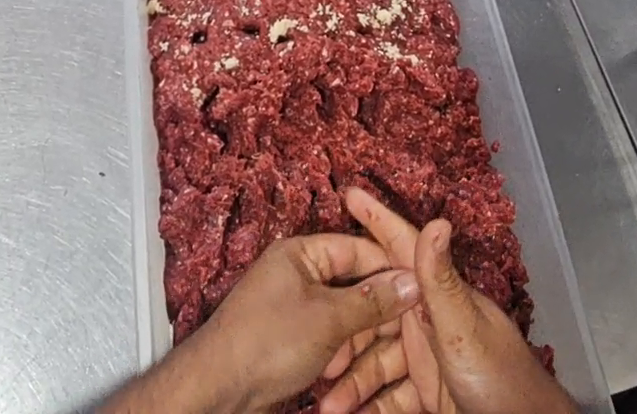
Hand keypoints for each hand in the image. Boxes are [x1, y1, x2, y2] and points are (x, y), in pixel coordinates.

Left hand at [104, 233, 421, 413]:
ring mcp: (293, 304)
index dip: (389, 270)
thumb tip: (411, 282)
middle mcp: (298, 272)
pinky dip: (335, 353)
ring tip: (346, 365)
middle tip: (392, 337)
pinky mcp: (290, 334)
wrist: (218, 388)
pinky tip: (334, 375)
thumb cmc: (265, 342)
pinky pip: (327, 336)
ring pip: (343, 315)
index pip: (358, 249)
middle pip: (353, 283)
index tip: (418, 292)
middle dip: (369, 314)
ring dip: (351, 341)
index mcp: (302, 252)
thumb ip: (372, 300)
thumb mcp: (328, 319)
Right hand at [320, 189, 574, 413]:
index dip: (376, 219)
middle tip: (314, 343)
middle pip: (374, 312)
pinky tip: (344, 411)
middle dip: (343, 327)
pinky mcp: (425, 392)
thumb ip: (441, 280)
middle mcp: (428, 319)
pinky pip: (387, 395)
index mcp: (437, 295)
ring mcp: (426, 356)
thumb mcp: (463, 327)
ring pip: (375, 359)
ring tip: (326, 402)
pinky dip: (367, 404)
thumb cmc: (501, 379)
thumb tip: (437, 221)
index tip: (349, 193)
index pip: (402, 247)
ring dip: (350, 379)